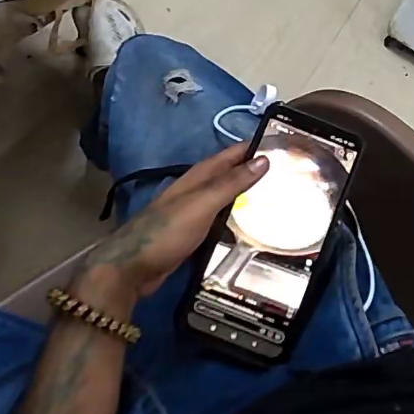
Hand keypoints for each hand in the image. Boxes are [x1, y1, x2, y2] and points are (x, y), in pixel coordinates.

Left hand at [78, 145, 267, 304]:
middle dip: (250, 173)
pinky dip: (233, 221)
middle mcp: (193, 192)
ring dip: (243, 197)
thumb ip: (231, 183)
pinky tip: (246, 230)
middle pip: (226, 177)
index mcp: (195, 178)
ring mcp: (190, 214)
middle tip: (281, 175)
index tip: (276, 145)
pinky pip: (218, 221)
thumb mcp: (202, 204)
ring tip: (271, 201)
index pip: (227, 156)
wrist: (132, 268)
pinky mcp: (190, 235)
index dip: (249, 149)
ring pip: (223, 199)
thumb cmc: (167, 231)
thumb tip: (263, 160)